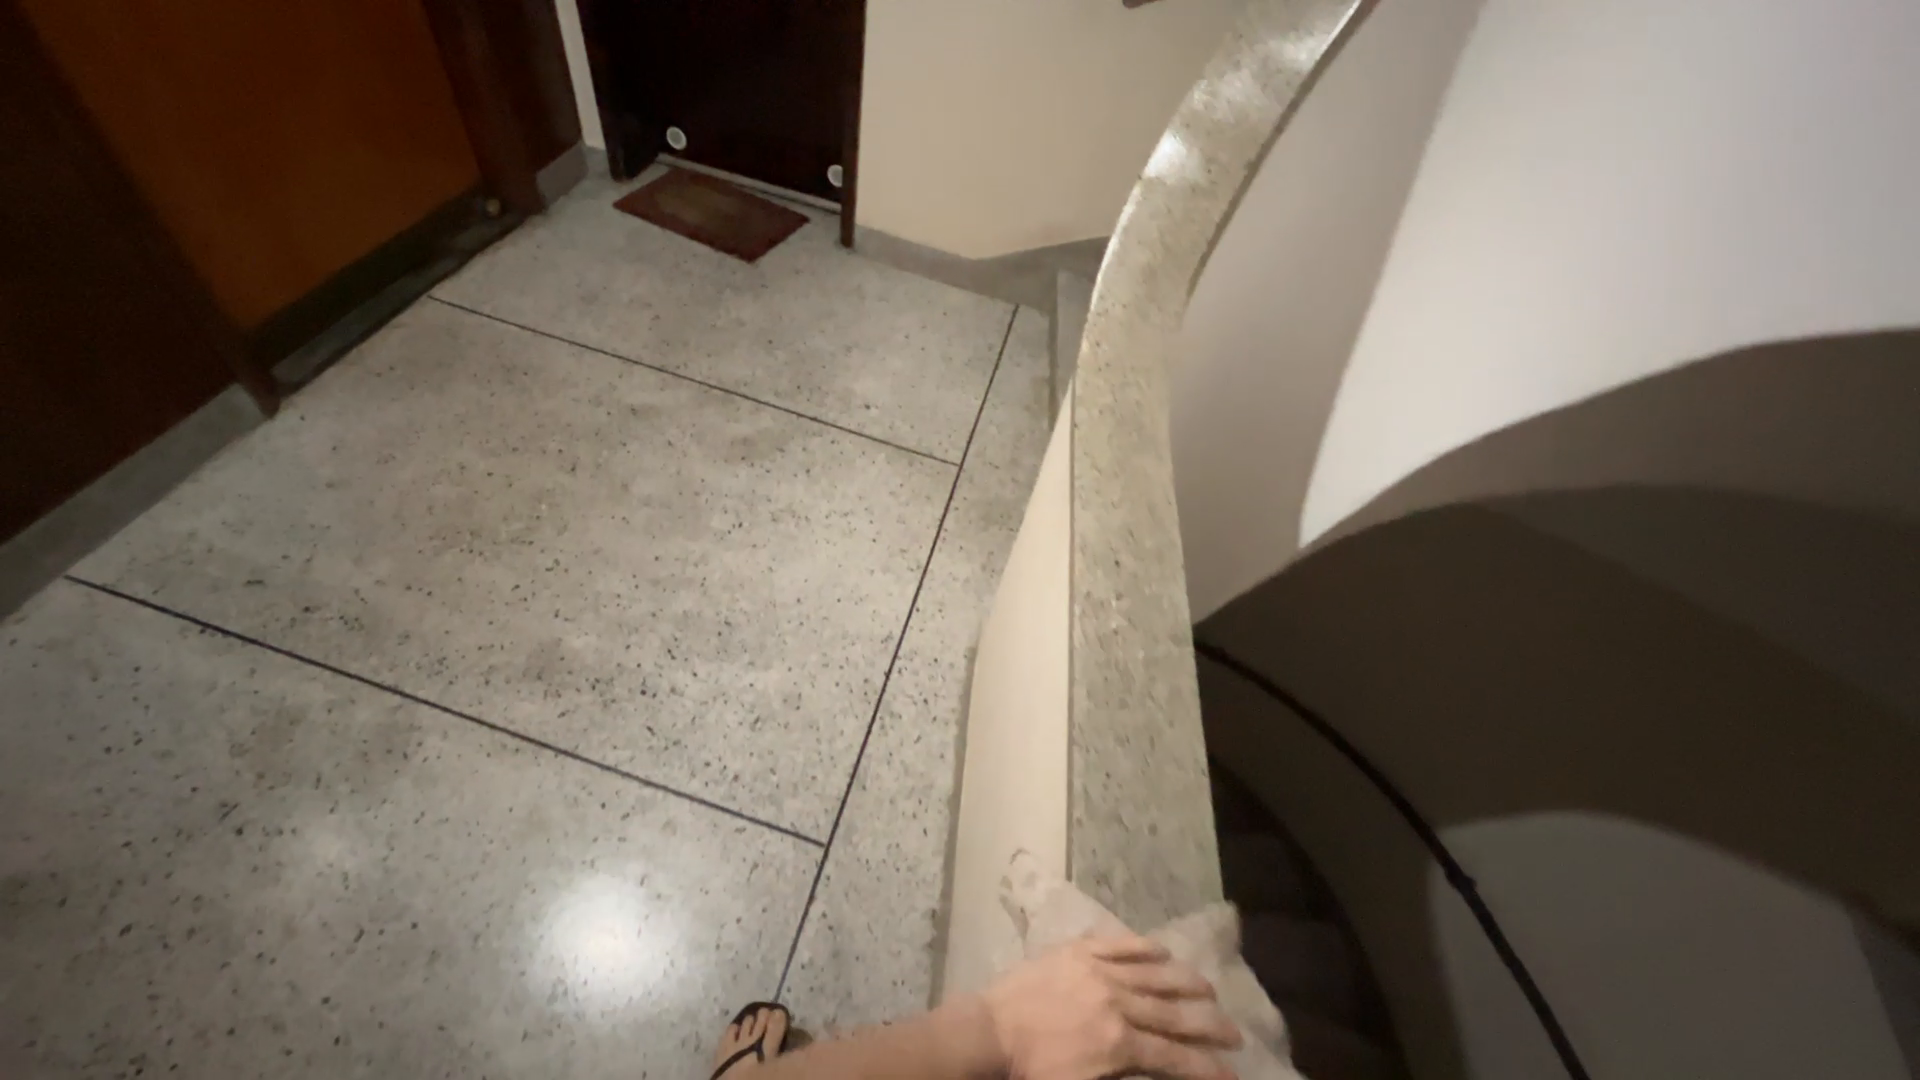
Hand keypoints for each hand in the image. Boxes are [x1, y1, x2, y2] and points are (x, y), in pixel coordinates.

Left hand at [979, 934, 1240, 1079]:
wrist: (991, 1032)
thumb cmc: (1035, 1072)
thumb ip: (1129, 1079)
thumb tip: (1162, 1071)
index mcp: (1120, 1045)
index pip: (1176, 1059)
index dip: (1208, 1068)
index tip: (1233, 1072)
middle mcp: (1117, 1003)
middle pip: (1173, 1013)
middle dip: (1209, 1025)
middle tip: (1235, 1032)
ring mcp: (1098, 970)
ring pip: (1152, 973)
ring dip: (1185, 982)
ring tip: (1209, 988)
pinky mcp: (1078, 950)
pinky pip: (1118, 944)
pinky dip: (1144, 946)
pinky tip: (1163, 951)